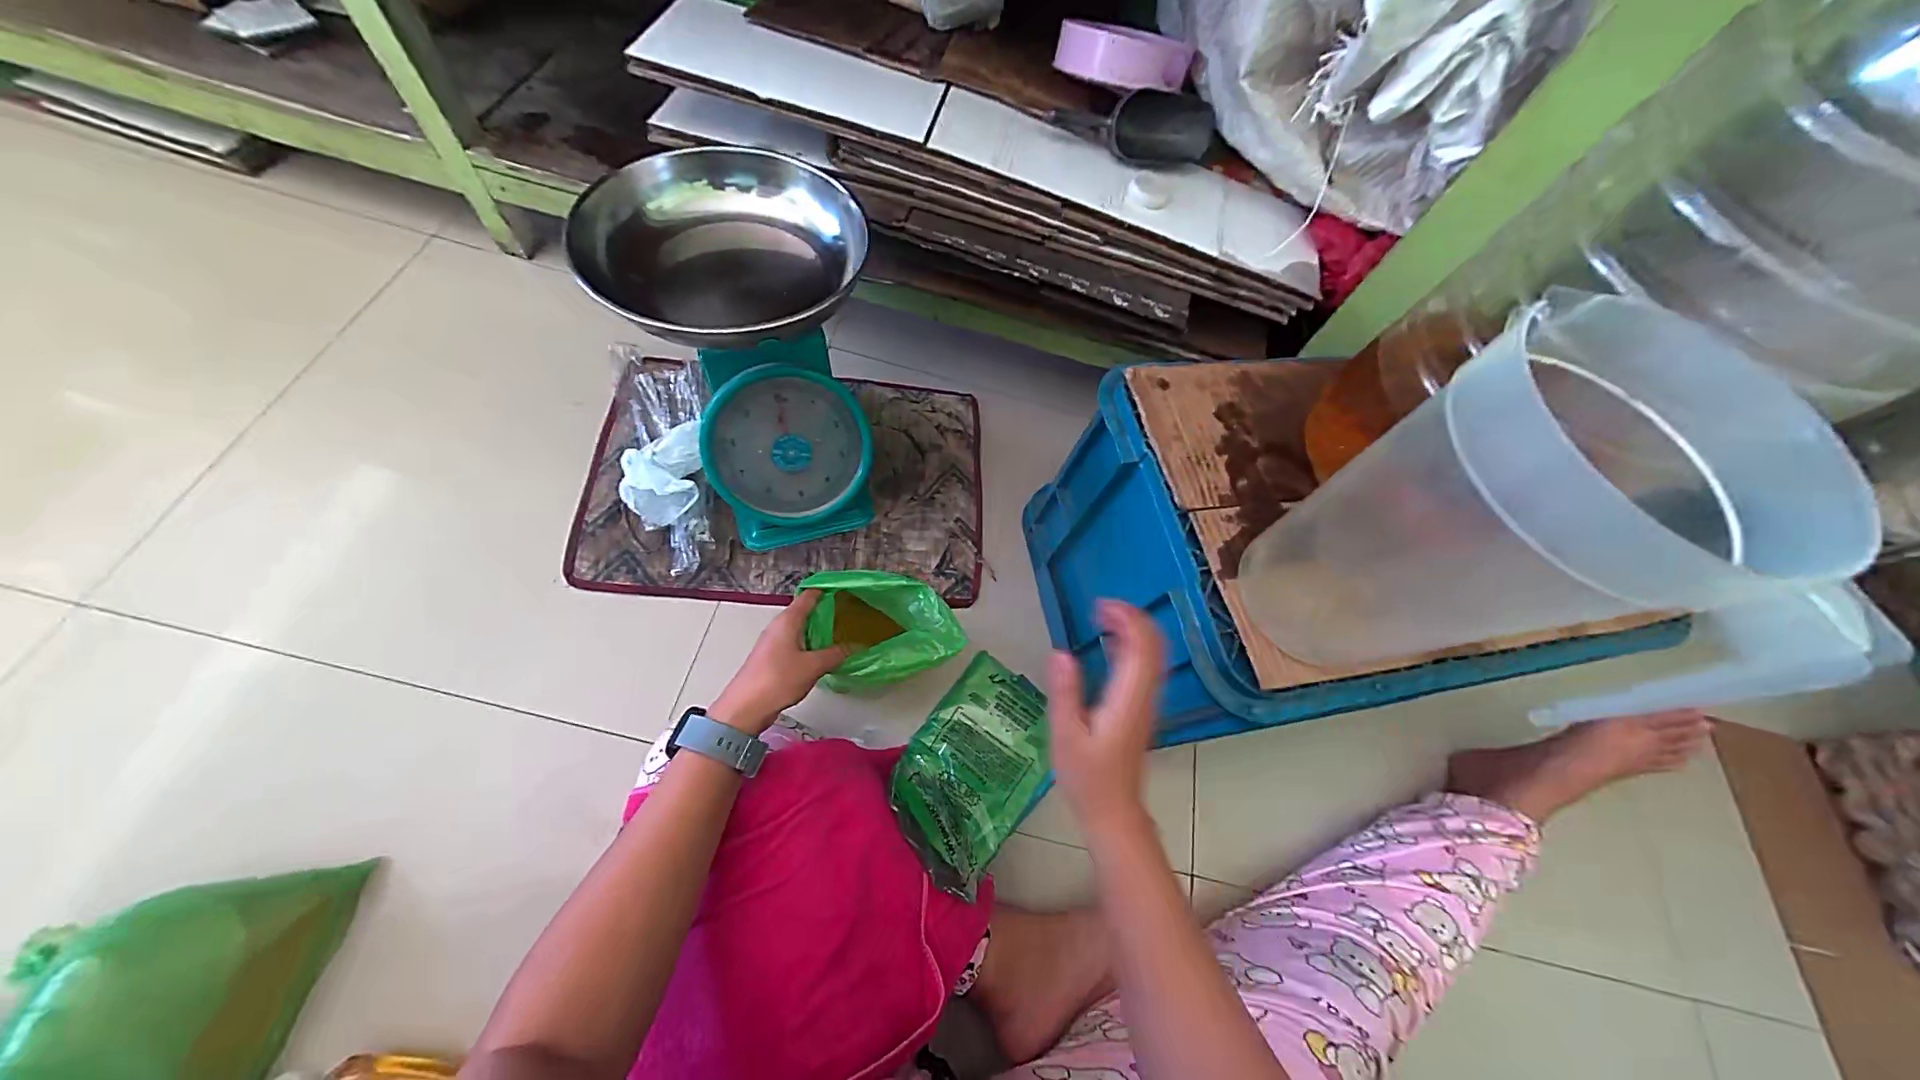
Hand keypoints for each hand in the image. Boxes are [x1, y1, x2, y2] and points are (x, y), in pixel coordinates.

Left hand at [709, 590, 851, 735]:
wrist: (746, 706)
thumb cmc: (777, 680)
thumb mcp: (813, 666)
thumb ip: (835, 654)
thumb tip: (854, 646)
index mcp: (788, 621)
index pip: (808, 596)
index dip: (825, 590)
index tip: (843, 590)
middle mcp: (778, 626)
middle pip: (804, 611)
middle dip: (825, 611)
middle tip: (847, 613)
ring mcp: (773, 642)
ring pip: (799, 628)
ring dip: (817, 630)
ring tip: (839, 634)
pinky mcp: (771, 657)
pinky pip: (794, 643)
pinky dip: (809, 643)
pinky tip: (821, 654)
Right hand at [1047, 599, 1166, 840]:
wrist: (1113, 812)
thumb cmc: (1087, 778)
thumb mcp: (1066, 736)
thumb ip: (1065, 693)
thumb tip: (1060, 652)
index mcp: (1127, 699)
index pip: (1142, 648)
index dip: (1128, 619)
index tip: (1100, 606)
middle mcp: (1144, 697)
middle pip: (1154, 646)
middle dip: (1132, 619)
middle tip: (1100, 608)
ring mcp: (1147, 704)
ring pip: (1153, 656)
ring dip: (1133, 631)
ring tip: (1103, 618)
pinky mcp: (1141, 710)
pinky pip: (1146, 668)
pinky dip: (1132, 648)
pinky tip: (1110, 644)